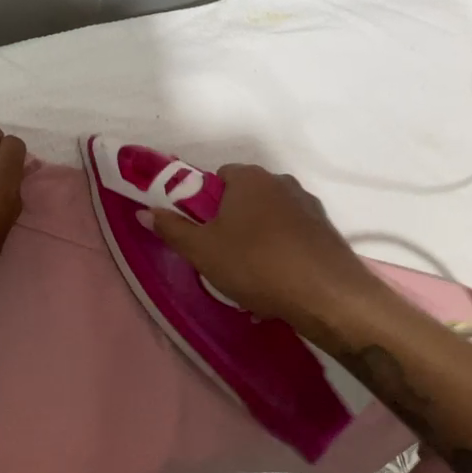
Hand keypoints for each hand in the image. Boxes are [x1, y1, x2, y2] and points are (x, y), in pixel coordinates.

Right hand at [150, 164, 376, 326]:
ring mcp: (308, 205)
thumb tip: (144, 212)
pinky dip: (283, 252)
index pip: (218, 177)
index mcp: (249, 178)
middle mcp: (281, 182)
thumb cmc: (256, 265)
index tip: (203, 232)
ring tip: (252, 276)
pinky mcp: (326, 231)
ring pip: (270, 218)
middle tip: (222, 256)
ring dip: (258, 239)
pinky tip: (279, 282)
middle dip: (232, 222)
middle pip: (245, 197)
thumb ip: (172, 229)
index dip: (205, 203)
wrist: (327, 295)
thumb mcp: (202, 250)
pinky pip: (293, 236)